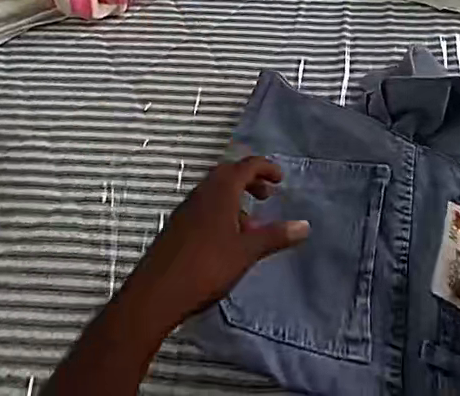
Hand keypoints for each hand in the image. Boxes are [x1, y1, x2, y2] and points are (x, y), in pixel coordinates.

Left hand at [48, 157, 309, 394]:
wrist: (154, 295)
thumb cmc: (206, 267)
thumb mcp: (246, 252)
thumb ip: (275, 236)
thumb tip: (305, 225)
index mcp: (221, 189)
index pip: (248, 165)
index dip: (267, 168)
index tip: (280, 181)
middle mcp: (203, 191)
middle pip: (229, 173)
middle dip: (250, 181)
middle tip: (266, 197)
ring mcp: (186, 208)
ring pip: (215, 192)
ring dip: (235, 199)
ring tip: (249, 226)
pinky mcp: (176, 226)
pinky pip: (204, 207)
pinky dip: (220, 212)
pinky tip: (225, 241)